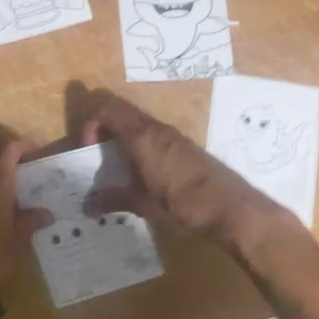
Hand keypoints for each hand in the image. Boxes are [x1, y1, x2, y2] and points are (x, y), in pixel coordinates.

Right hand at [80, 91, 290, 248]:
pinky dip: (139, 147)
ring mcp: (173, 137)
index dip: (90, 123)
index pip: (107, 108)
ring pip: (138, 124)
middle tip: (96, 157)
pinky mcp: (185, 148)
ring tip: (116, 169)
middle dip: (102, 129)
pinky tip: (141, 176)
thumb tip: (86, 205)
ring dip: (121, 138)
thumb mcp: (142, 205)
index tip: (87, 150)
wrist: (232, 209)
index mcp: (141, 137)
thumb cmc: (182, 204)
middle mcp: (157, 129)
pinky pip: (153, 136)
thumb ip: (112, 200)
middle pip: (121, 111)